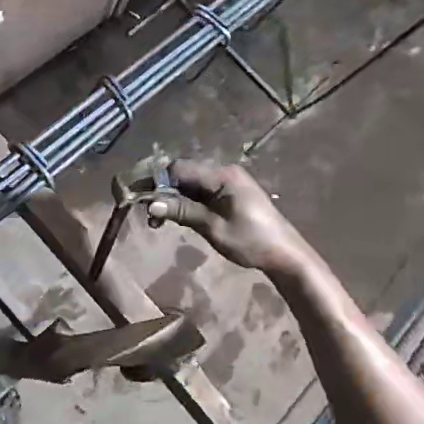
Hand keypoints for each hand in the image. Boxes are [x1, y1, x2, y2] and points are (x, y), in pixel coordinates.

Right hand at [149, 160, 315, 279]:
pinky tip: (176, 217)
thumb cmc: (251, 241)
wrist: (284, 254)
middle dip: (162, 190)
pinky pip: (201, 192)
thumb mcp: (213, 227)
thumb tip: (151, 204)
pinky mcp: (230, 195)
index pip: (180, 169)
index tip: (139, 198)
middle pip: (184, 173)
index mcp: (222, 176)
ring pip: (190, 184)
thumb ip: (183, 212)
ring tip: (157, 220)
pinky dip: (186, 202)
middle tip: (146, 212)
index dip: (157, 182)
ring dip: (173, 198)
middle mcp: (224, 173)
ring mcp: (228, 183)